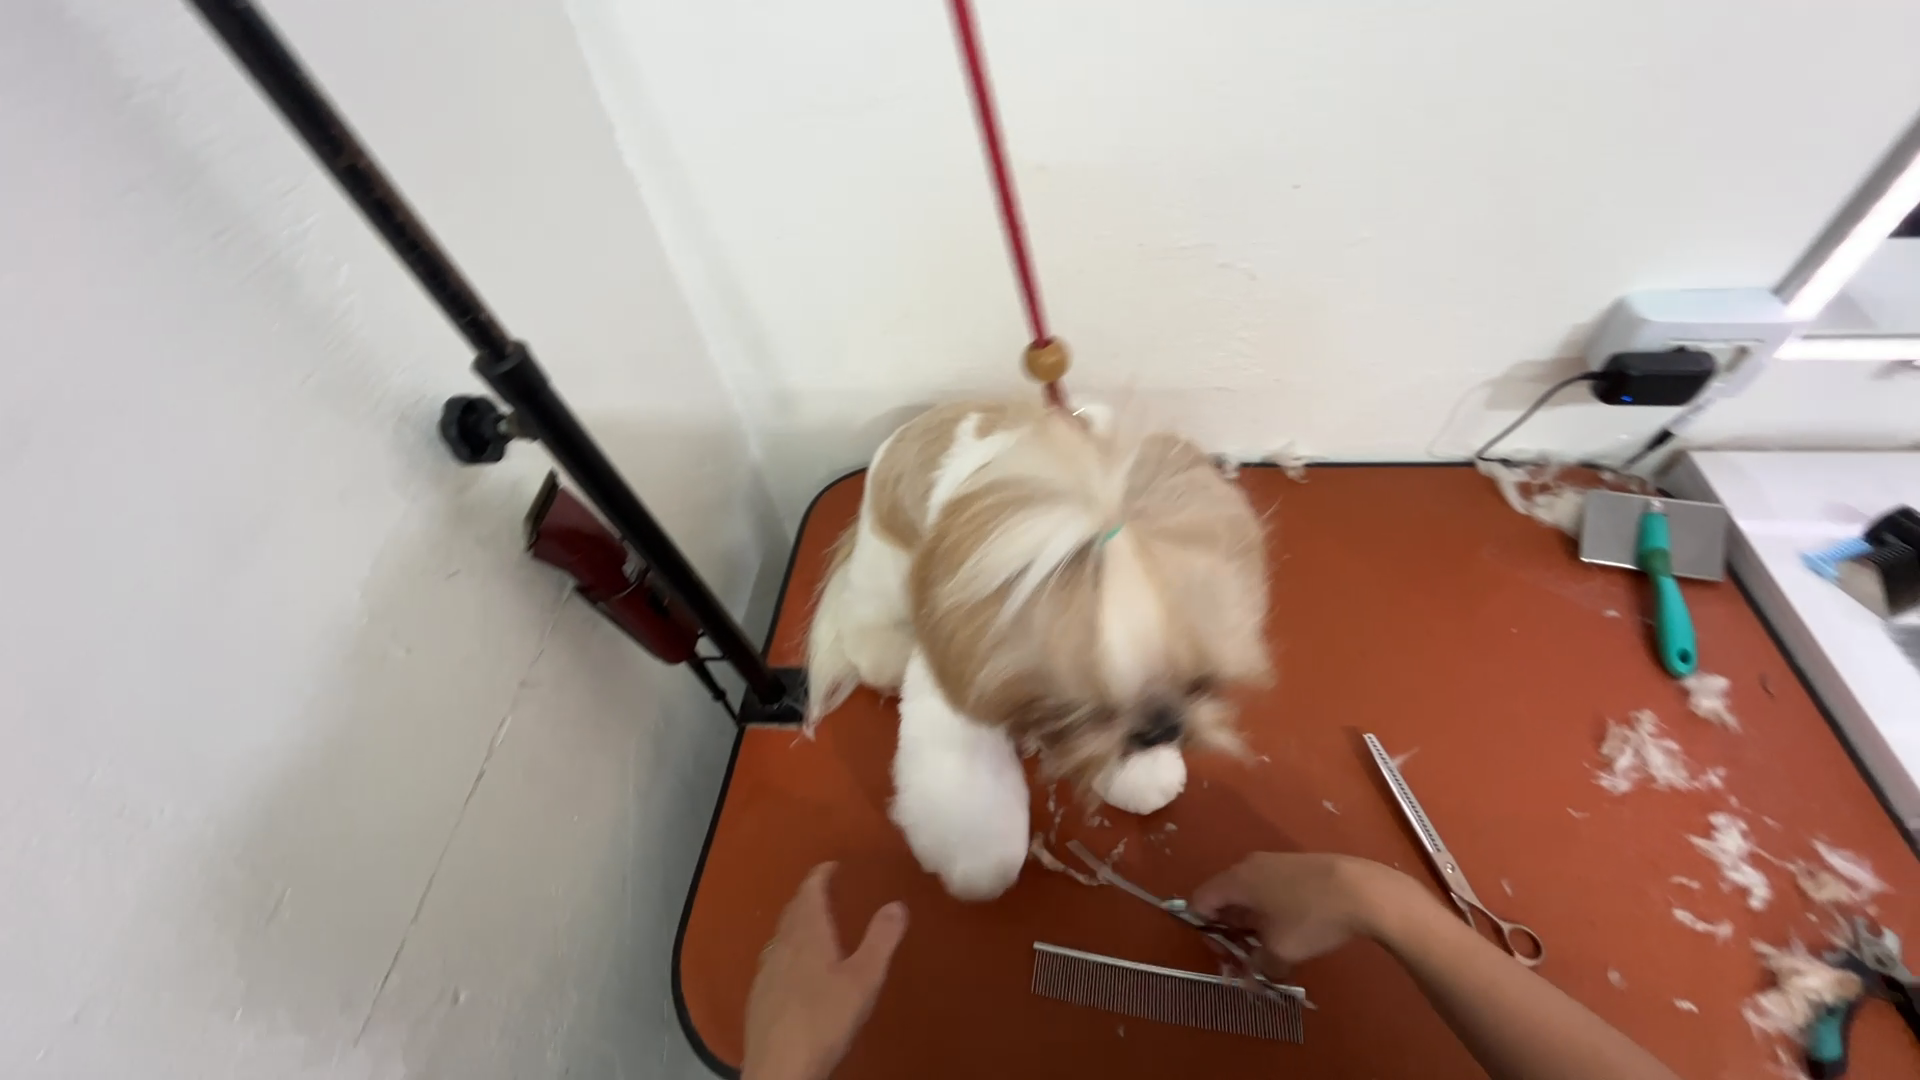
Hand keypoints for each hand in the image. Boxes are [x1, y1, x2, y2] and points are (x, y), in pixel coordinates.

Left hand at [743, 863, 907, 1079]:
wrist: (778, 1070)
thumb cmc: (824, 1019)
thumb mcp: (864, 979)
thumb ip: (881, 940)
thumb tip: (897, 904)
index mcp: (808, 932)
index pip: (810, 890)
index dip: (821, 874)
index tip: (833, 865)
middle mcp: (783, 944)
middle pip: (794, 909)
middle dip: (809, 895)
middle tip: (827, 890)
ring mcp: (766, 970)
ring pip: (782, 934)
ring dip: (798, 922)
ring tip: (815, 925)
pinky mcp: (759, 996)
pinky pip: (775, 958)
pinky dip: (789, 949)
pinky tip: (796, 969)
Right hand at [1189, 853, 1411, 975]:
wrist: (1360, 888)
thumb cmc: (1309, 917)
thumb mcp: (1281, 950)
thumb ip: (1260, 964)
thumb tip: (1257, 972)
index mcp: (1235, 881)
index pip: (1200, 900)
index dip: (1203, 929)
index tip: (1224, 952)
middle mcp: (1246, 865)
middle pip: (1224, 896)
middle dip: (1230, 926)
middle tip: (1248, 953)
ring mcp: (1271, 862)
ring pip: (1248, 892)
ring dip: (1251, 918)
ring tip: (1272, 943)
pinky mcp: (1293, 865)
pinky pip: (1268, 886)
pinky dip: (1269, 907)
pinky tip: (1293, 925)